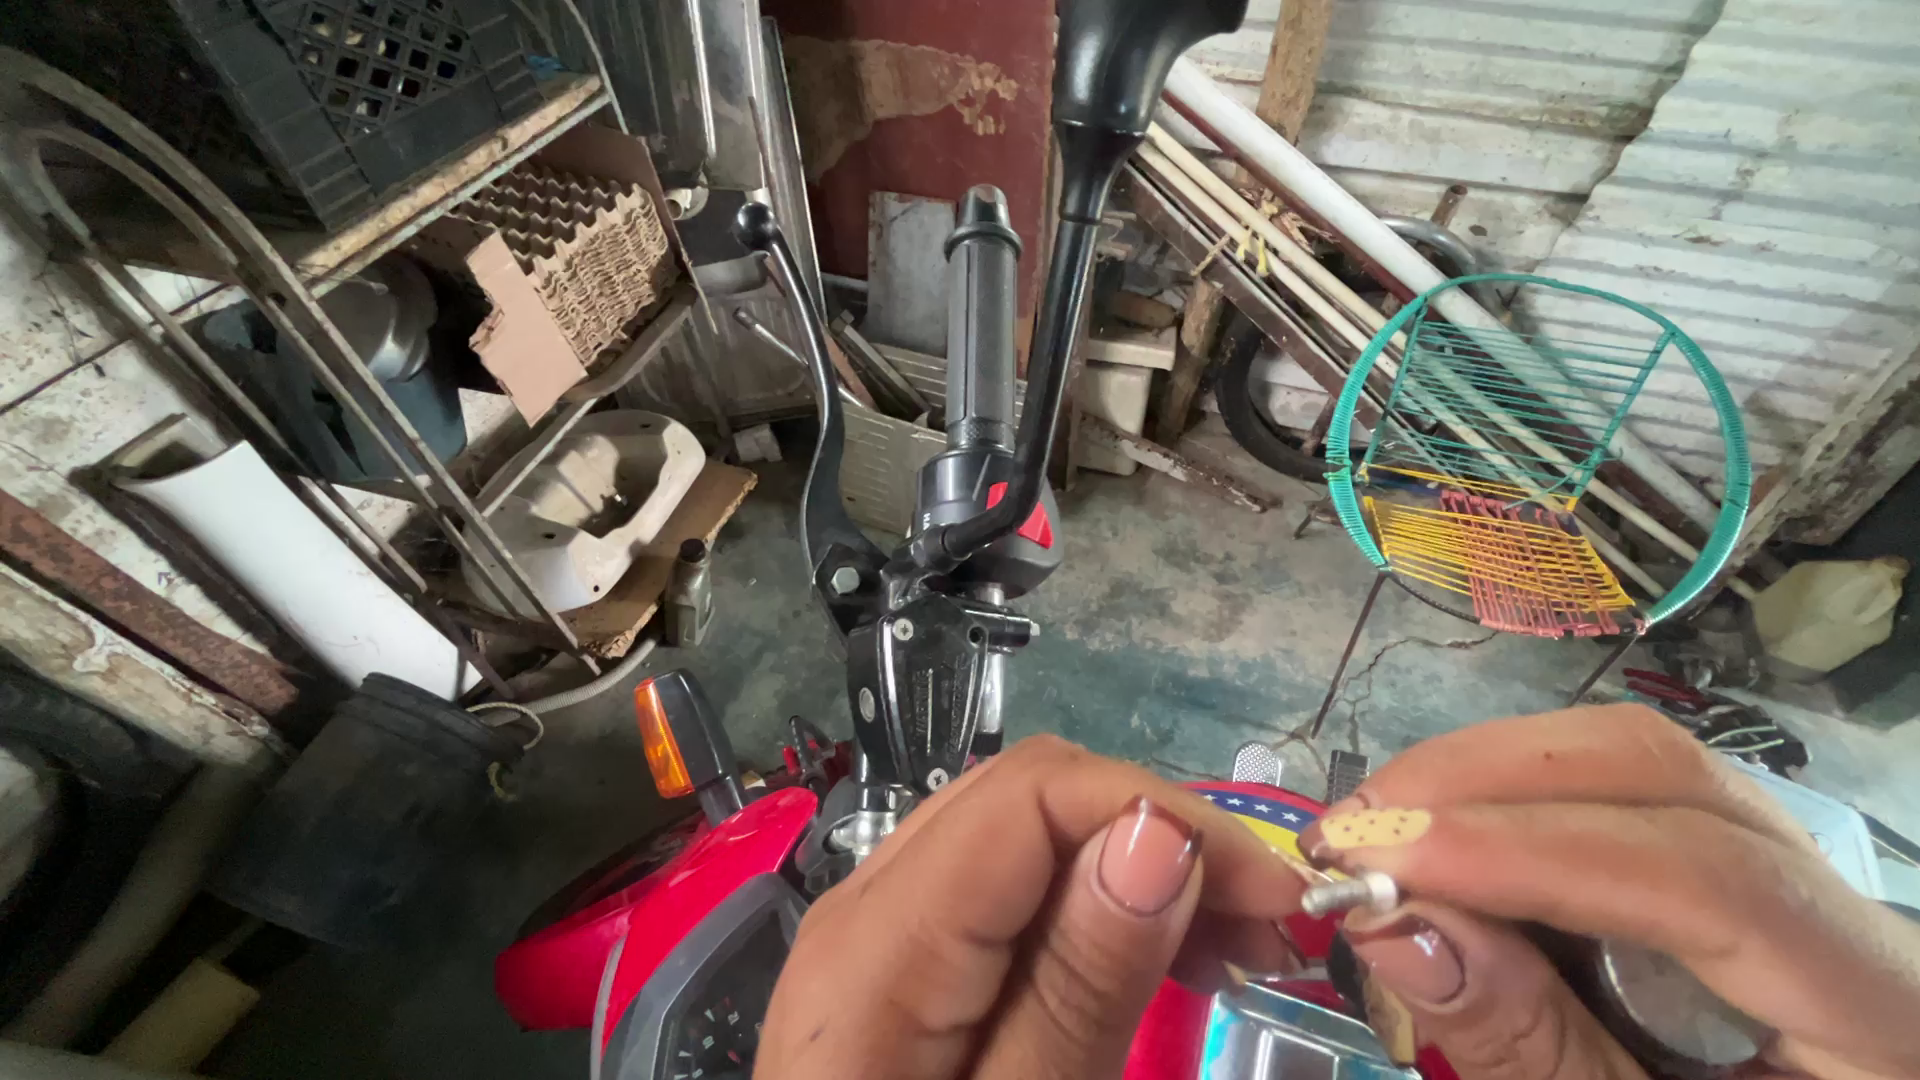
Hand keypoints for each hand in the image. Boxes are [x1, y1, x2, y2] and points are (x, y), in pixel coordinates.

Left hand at [754, 735, 1309, 1078]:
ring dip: (1132, 852)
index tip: (1267, 889)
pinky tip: (1147, 941)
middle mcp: (868, 893)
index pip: (1027, 792)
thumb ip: (1076, 985)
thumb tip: (1159, 831)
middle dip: (1154, 826)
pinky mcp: (902, 945)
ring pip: (1021, 821)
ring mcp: (881, 914)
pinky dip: (1088, 888)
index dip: (1156, 808)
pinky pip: (1003, 875)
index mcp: (880, 939)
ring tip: (1228, 935)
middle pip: (1024, 790)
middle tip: (1263, 917)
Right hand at [1299, 704, 1919, 1079]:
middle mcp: (1843, 910)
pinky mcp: (1691, 855)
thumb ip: (1525, 1046)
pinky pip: (1579, 786)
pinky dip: (1478, 797)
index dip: (1526, 852)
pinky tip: (1419, 837)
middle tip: (1353, 827)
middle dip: (1477, 779)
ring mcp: (1769, 866)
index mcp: (1890, 1017)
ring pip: (1610, 756)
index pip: (1713, 880)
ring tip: (1368, 829)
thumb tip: (1387, 920)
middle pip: (1657, 771)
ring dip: (1464, 777)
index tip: (1377, 858)